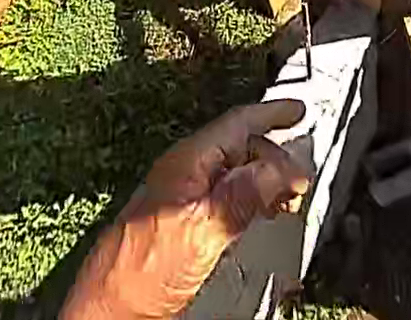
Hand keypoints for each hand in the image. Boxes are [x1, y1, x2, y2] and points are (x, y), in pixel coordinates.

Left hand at [59, 100, 311, 319]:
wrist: (108, 310)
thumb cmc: (142, 269)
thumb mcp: (204, 228)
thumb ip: (246, 194)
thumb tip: (284, 167)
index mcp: (190, 160)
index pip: (239, 123)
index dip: (272, 114)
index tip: (298, 110)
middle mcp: (187, 171)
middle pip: (241, 146)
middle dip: (276, 156)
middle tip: (302, 178)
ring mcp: (184, 197)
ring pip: (236, 172)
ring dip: (267, 180)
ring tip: (288, 199)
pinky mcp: (184, 223)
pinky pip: (227, 197)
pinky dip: (252, 200)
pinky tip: (261, 215)